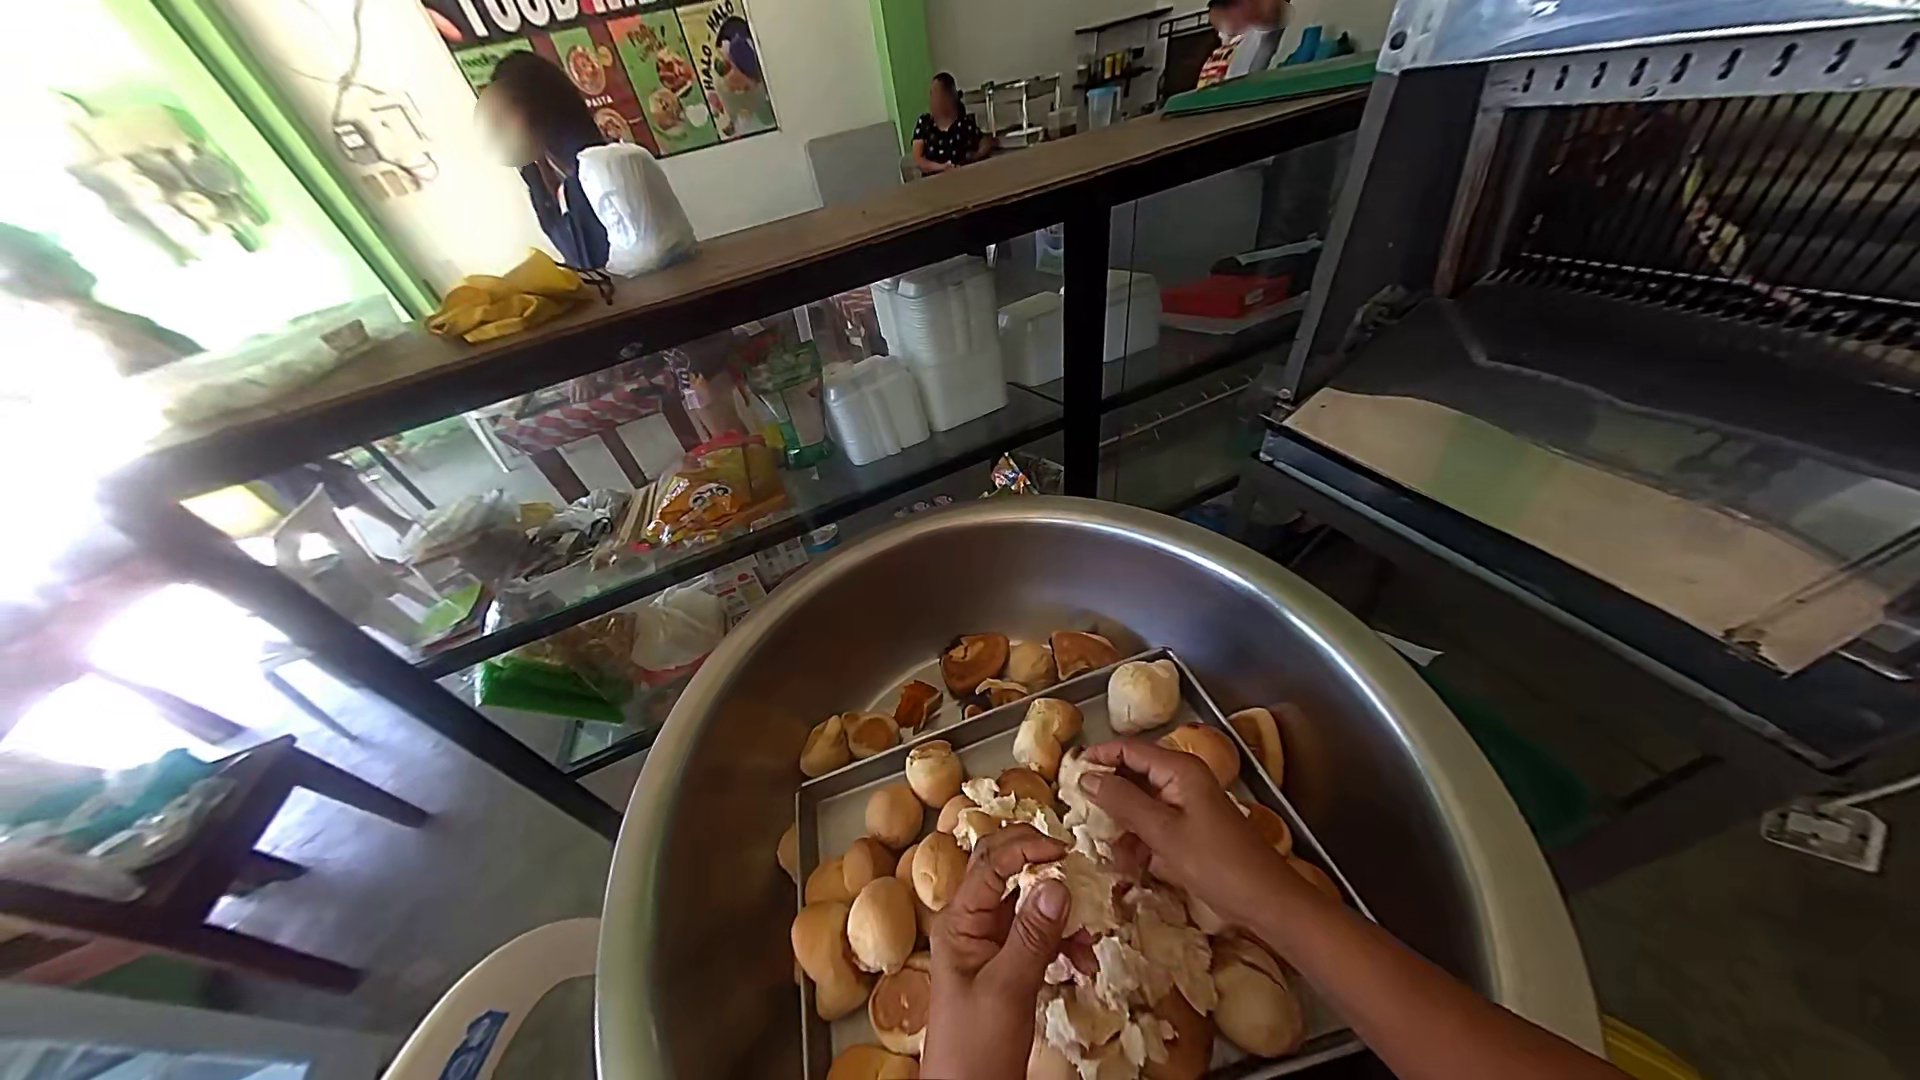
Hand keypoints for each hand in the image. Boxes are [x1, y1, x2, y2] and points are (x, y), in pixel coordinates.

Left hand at [922, 824, 1069, 1079]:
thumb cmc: (976, 1049)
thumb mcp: (1006, 991)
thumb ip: (1032, 936)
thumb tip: (1059, 882)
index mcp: (960, 919)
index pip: (990, 862)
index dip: (1026, 846)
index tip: (1064, 850)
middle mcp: (973, 921)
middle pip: (1003, 868)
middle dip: (1039, 862)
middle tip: (1073, 864)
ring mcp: (990, 941)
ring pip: (1025, 900)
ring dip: (1058, 907)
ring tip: (1088, 929)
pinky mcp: (1008, 963)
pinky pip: (1038, 933)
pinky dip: (1062, 939)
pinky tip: (1083, 961)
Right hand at [1081, 738, 1313, 930]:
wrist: (1270, 905)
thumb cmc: (1218, 864)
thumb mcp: (1163, 833)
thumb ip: (1122, 801)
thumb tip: (1086, 777)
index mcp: (1179, 769)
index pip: (1127, 749)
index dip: (1097, 756)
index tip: (1069, 772)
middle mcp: (1182, 778)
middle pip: (1133, 773)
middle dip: (1106, 792)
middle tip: (1078, 811)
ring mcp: (1187, 803)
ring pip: (1140, 801)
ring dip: (1120, 821)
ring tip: (1101, 844)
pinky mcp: (1190, 826)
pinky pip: (1153, 822)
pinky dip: (1137, 837)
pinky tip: (1125, 861)